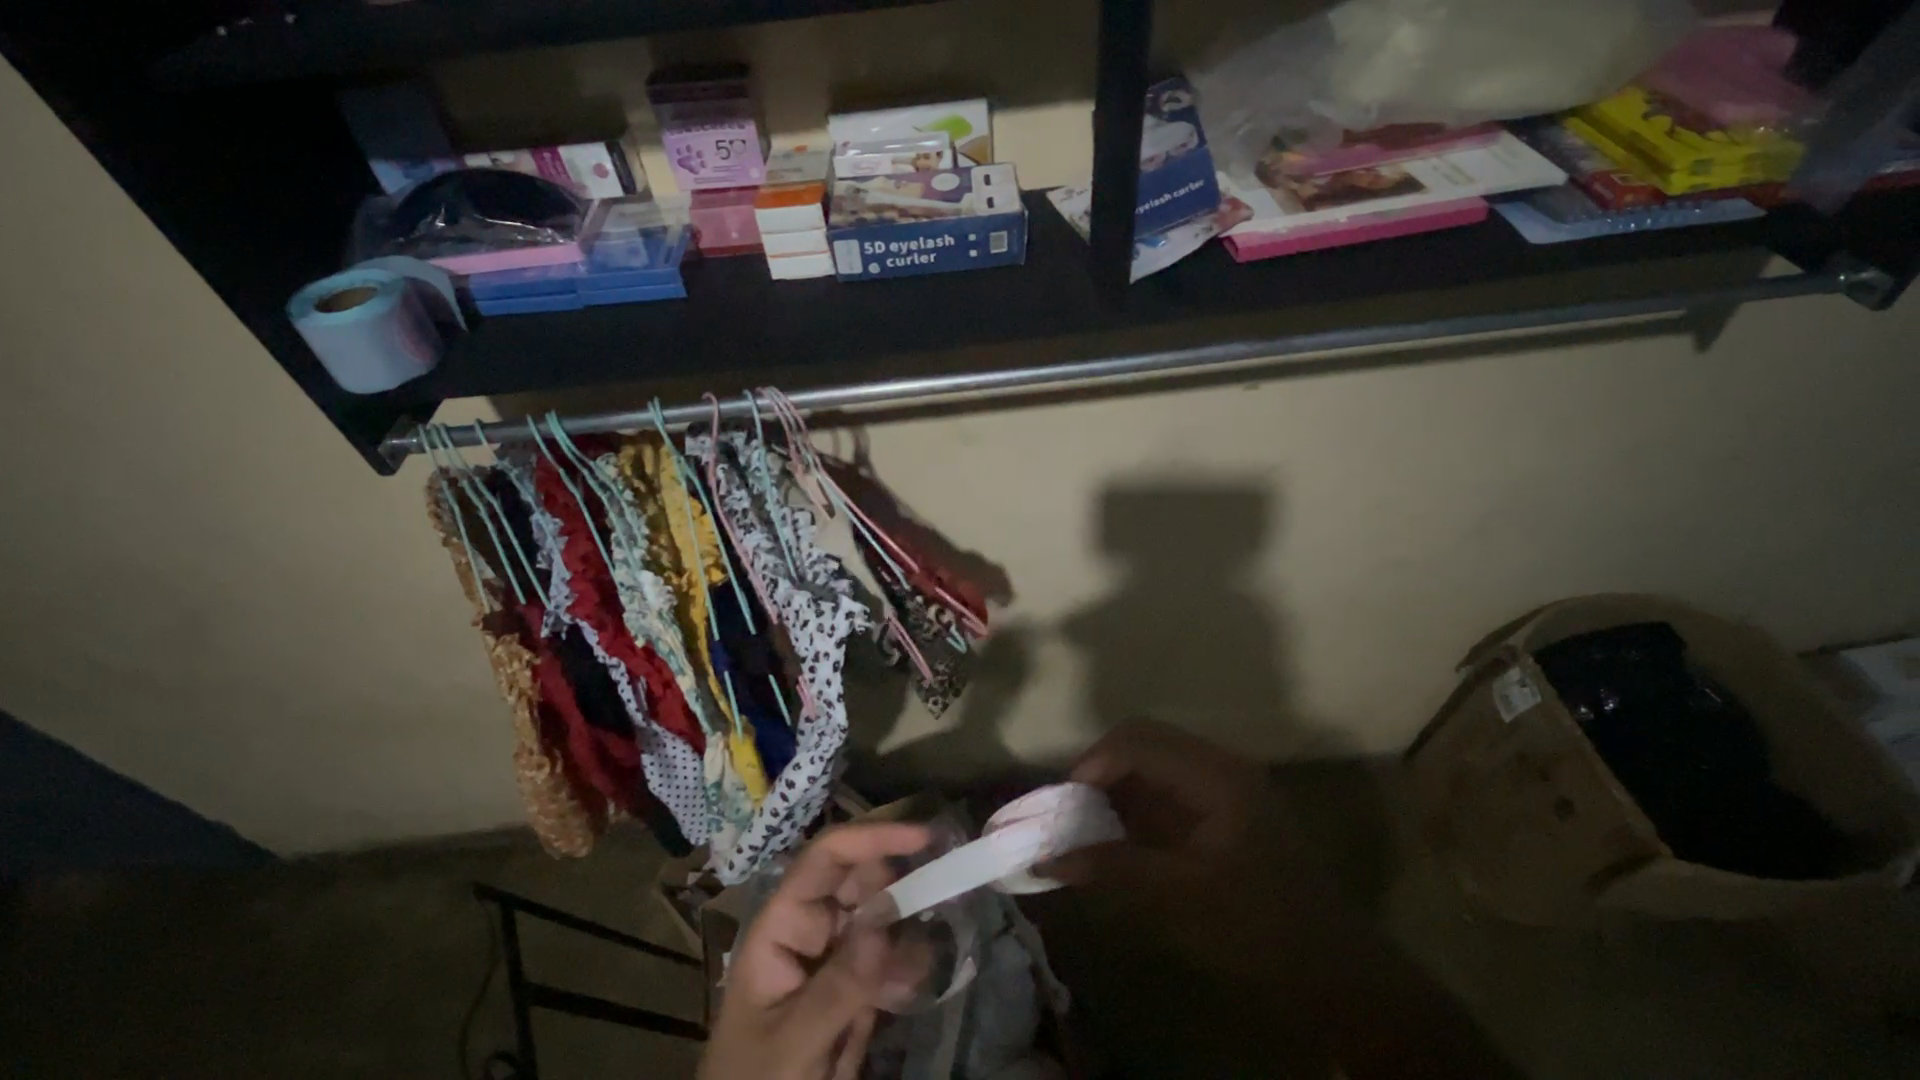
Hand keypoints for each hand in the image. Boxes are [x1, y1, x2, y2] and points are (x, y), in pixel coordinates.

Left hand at [699, 823, 930, 1079]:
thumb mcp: (791, 1043)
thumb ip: (838, 986)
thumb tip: (886, 920)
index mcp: (781, 926)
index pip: (824, 862)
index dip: (870, 838)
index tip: (923, 837)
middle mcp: (809, 932)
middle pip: (859, 883)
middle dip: (899, 883)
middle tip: (941, 897)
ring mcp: (832, 961)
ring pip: (880, 920)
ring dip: (908, 932)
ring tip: (920, 962)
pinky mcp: (853, 991)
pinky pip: (888, 962)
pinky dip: (908, 968)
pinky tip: (914, 988)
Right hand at [1048, 720, 1341, 982]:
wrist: (1332, 971)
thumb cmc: (1256, 930)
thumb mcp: (1177, 900)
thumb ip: (1111, 868)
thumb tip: (1046, 857)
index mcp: (1216, 776)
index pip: (1137, 741)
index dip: (1091, 765)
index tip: (1061, 807)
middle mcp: (1221, 767)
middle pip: (1145, 741)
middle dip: (1100, 770)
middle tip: (1068, 811)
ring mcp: (1227, 787)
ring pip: (1155, 762)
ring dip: (1116, 786)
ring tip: (1085, 825)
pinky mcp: (1226, 812)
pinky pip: (1170, 788)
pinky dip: (1137, 804)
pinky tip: (1118, 837)